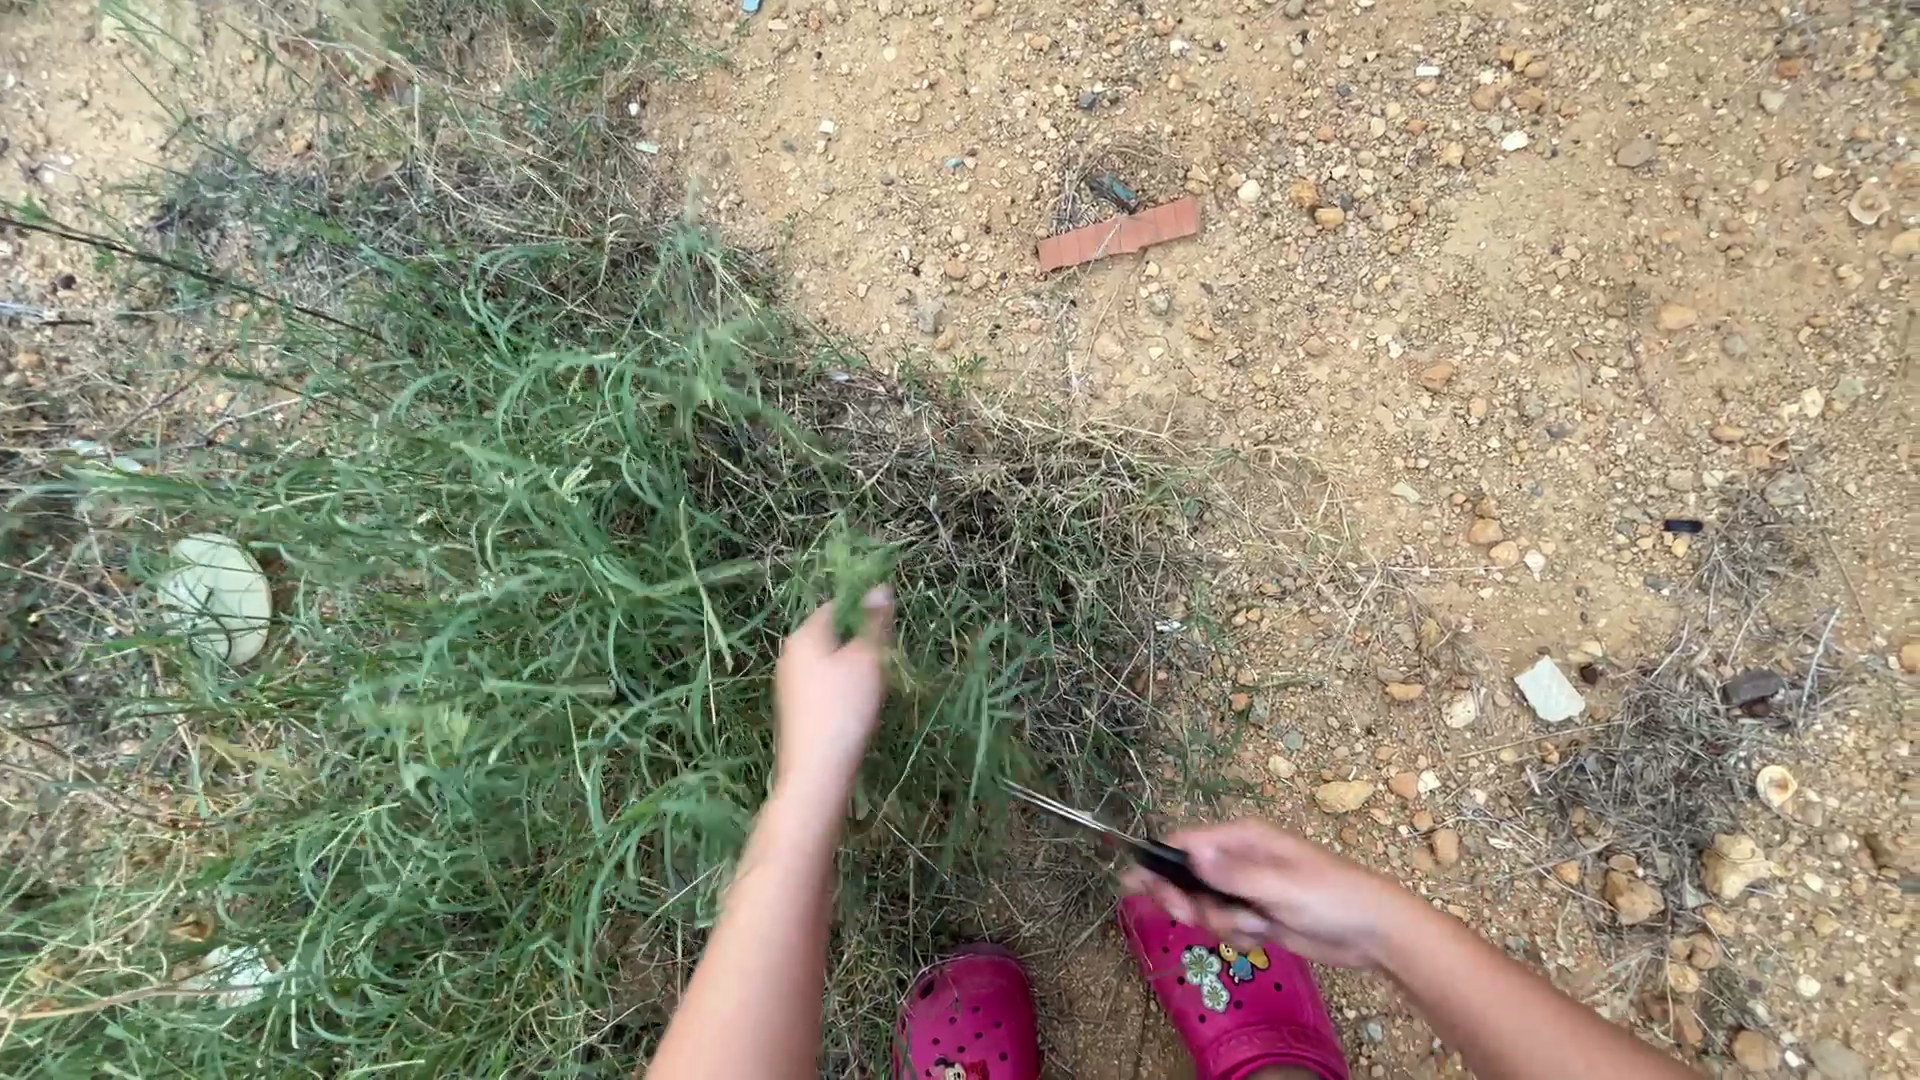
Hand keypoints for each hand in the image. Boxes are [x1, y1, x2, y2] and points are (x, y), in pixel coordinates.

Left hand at [771, 586, 894, 805]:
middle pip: (832, 633)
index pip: (837, 605)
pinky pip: (822, 683)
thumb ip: (875, 622)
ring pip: (828, 660)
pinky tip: (856, 706)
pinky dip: (841, 686)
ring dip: (852, 665)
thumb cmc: (844, 707)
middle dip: (860, 640)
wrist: (817, 770)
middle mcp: (790, 653)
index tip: (888, 629)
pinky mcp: (794, 707)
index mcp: (804, 635)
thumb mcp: (867, 659)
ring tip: (873, 684)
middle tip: (885, 658)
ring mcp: (789, 682)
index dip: (864, 610)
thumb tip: (880, 588)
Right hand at [1121, 818, 1426, 968]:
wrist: (1374, 932)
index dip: (1158, 862)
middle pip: (1188, 877)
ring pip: (1205, 906)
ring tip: (1254, 927)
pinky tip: (1263, 936)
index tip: (1135, 883)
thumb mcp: (1280, 884)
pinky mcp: (1255, 915)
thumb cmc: (1329, 895)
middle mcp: (1237, 859)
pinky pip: (1227, 926)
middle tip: (1190, 917)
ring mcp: (1245, 888)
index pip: (1185, 844)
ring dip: (1221, 922)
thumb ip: (1232, 873)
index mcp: (1240, 838)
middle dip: (1187, 899)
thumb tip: (1190, 855)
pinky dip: (1238, 935)